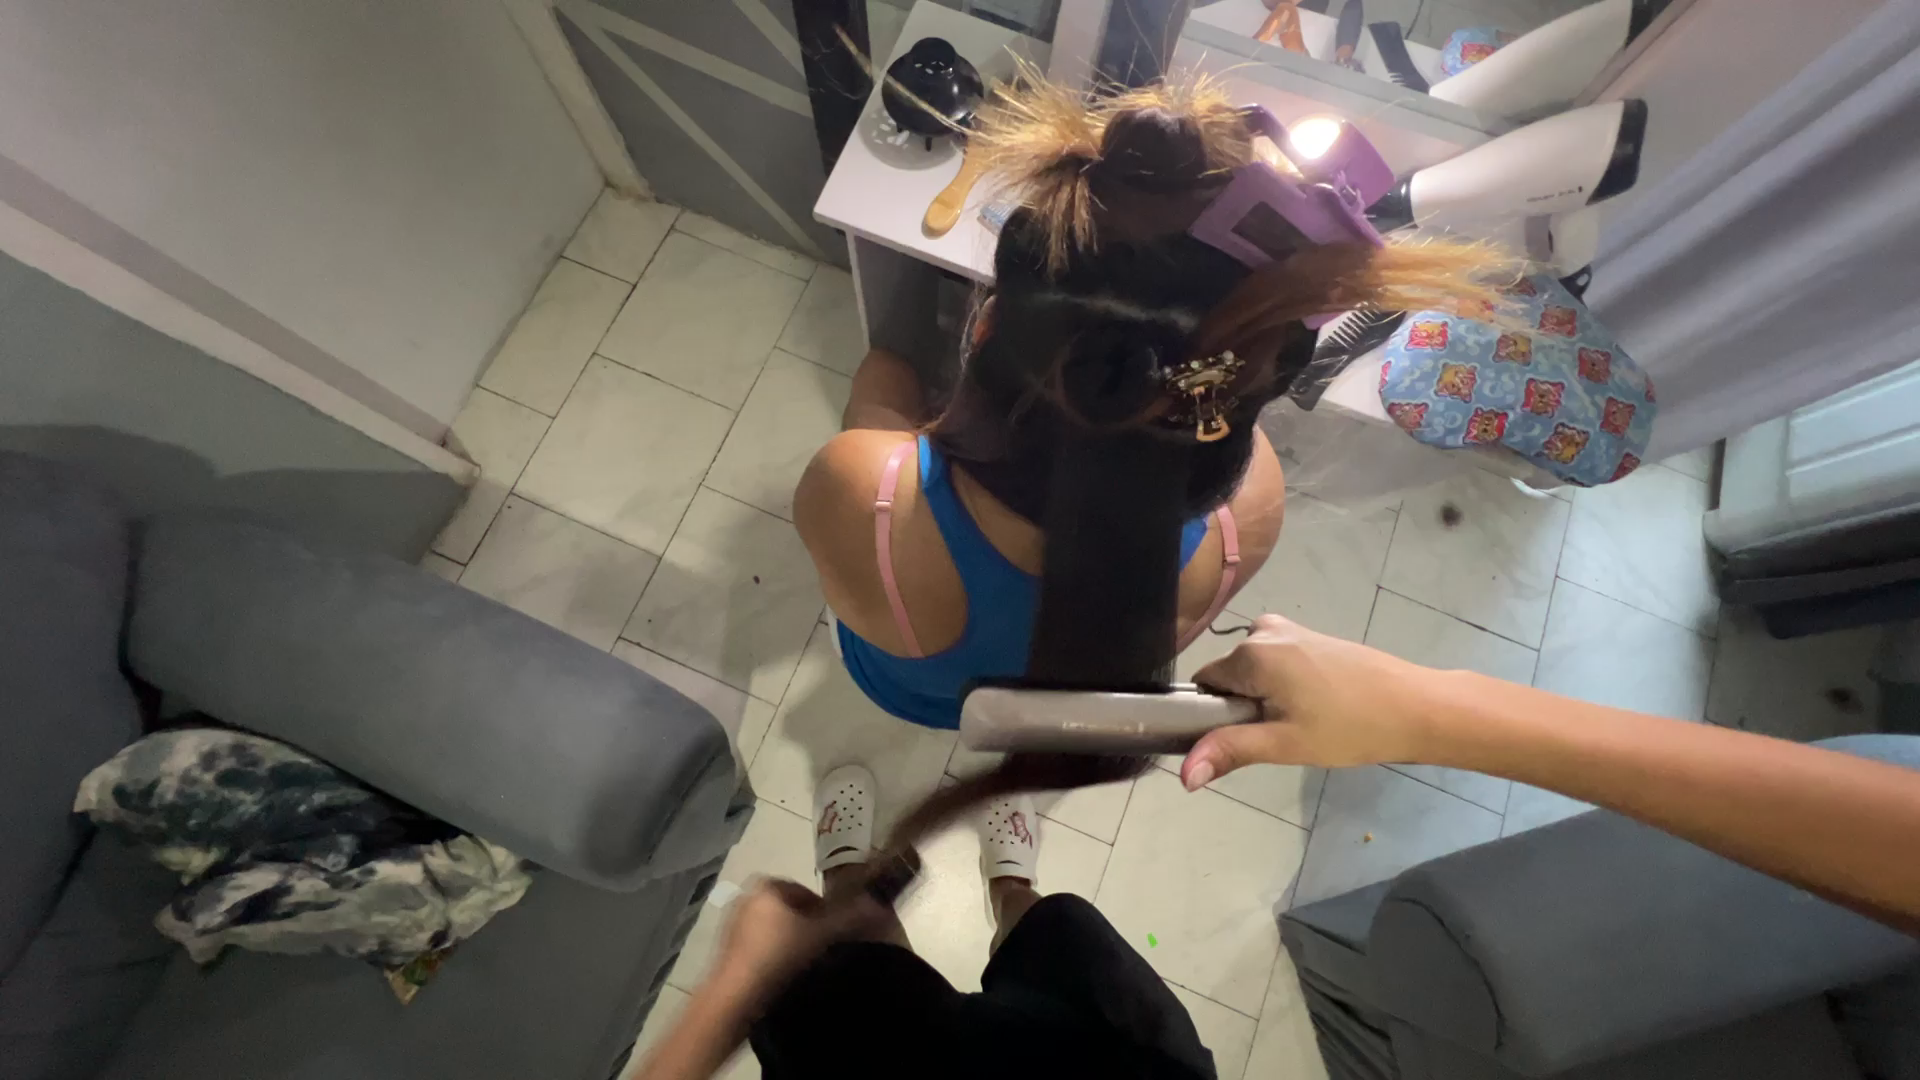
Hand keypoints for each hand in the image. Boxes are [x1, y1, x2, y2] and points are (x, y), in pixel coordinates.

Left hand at [708, 878, 884, 1007]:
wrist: (732, 1001)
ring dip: (790, 942)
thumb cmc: (776, 958)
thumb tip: (878, 906)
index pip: (806, 892)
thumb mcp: (820, 935)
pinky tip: (782, 976)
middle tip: (822, 950)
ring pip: (774, 929)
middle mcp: (747, 897)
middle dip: (807, 926)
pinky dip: (772, 956)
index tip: (834, 933)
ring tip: (804, 966)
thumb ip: (850, 917)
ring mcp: (732, 924)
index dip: (824, 911)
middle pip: (790, 910)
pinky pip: (759, 946)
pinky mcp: (725, 950)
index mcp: (767, 885)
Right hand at [1181, 614, 1440, 788]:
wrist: (1418, 708)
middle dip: (1241, 704)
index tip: (1242, 735)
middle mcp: (1262, 629)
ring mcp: (1288, 628)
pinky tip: (1312, 703)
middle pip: (1228, 674)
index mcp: (1250, 653)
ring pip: (1251, 668)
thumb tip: (1183, 776)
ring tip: (1298, 720)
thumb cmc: (1350, 728)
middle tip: (1278, 733)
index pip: (1204, 683)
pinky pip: (1272, 658)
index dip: (1214, 713)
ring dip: (1262, 694)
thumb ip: (1230, 750)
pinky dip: (1280, 681)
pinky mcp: (1308, 634)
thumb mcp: (1285, 744)